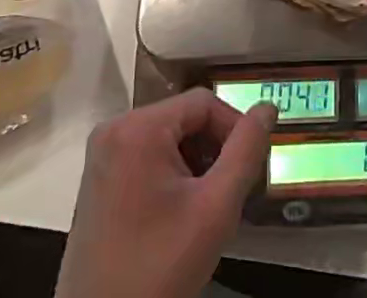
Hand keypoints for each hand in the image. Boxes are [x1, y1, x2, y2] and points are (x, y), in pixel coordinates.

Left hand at [56, 89, 275, 297]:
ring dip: (194, 163)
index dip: (234, 128)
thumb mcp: (215, 208)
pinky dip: (171, 173)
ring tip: (207, 206)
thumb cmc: (160, 265)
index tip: (252, 167)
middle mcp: (114, 127)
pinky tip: (181, 212)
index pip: (202, 102)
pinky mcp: (99, 175)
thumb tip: (267, 108)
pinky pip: (145, 155)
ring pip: (166, 137)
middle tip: (230, 192)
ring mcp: (102, 151)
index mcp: (138, 127)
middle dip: (213, 149)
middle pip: (182, 117)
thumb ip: (245, 152)